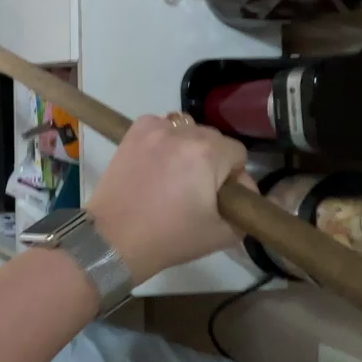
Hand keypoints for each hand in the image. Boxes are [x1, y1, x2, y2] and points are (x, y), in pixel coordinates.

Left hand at [86, 113, 251, 282]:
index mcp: (207, 153)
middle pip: (212, 138)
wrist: (116, 236)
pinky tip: (158, 161)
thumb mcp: (224, 231)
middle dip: (212, 159)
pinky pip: (159, 124)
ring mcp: (153, 130)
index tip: (220, 195)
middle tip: (198, 188)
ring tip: (177, 173)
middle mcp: (181, 133)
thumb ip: (246, 204)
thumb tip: (242, 186)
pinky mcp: (131, 133)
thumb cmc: (171, 236)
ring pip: (186, 128)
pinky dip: (163, 137)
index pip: (238, 153)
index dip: (233, 175)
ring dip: (188, 146)